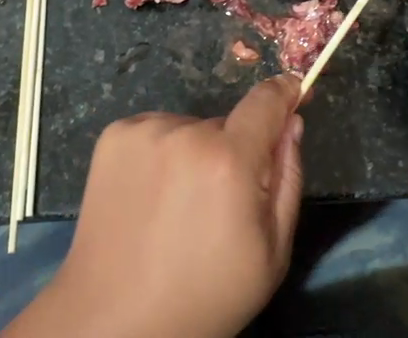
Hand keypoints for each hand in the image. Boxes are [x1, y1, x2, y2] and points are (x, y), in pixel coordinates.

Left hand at [7, 76, 305, 337]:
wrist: (117, 319)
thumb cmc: (207, 294)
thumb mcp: (271, 251)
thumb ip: (288, 177)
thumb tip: (291, 121)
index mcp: (229, 161)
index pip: (265, 101)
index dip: (284, 93)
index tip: (294, 92)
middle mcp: (183, 132)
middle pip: (225, 126)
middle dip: (232, 153)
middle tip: (218, 205)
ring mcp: (143, 131)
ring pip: (188, 130)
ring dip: (193, 154)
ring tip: (177, 209)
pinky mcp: (113, 137)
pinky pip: (155, 133)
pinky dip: (160, 154)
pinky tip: (150, 197)